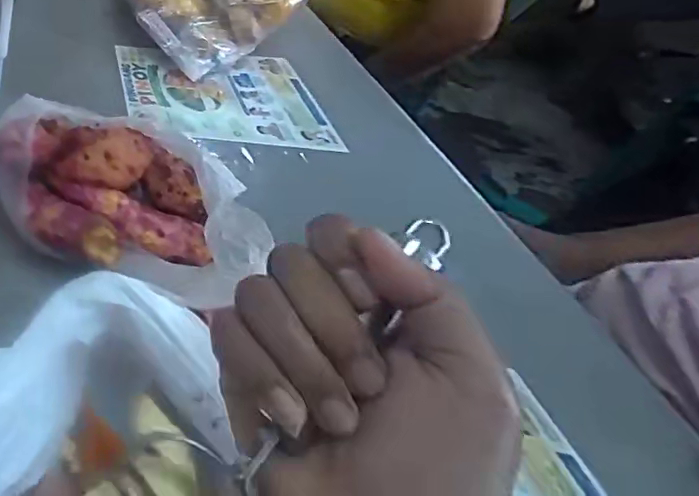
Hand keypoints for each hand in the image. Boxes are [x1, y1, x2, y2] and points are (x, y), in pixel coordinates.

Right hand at [211, 216, 518, 495]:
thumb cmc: (438, 467)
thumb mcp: (473, 386)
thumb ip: (433, 294)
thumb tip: (365, 236)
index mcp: (373, 303)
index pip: (331, 232)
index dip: (343, 261)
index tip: (370, 306)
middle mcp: (317, 309)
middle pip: (290, 259)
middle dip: (330, 328)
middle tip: (366, 388)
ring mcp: (271, 337)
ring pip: (254, 293)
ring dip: (300, 363)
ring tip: (332, 421)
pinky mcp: (234, 366)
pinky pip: (226, 331)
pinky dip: (261, 378)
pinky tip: (289, 422)